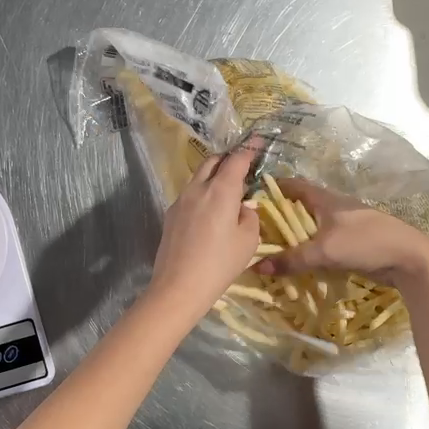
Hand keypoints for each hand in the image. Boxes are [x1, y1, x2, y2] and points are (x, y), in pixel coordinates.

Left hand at [144, 143, 262, 323]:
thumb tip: (242, 209)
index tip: (258, 141)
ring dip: (214, 177)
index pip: (236, 160)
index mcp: (220, 190)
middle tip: (242, 165)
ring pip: (198, 178)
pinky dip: (203, 194)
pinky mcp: (170, 216)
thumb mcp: (248, 241)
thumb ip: (249, 217)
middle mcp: (197, 189)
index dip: (249, 149)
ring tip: (227, 190)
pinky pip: (190, 195)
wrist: (178, 287)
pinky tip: (210, 212)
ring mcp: (180, 201)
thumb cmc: (220, 264)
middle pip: (212, 162)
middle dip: (228, 159)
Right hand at [254, 179, 428, 287]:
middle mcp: (334, 207)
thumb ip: (291, 259)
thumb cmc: (365, 243)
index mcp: (326, 199)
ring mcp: (345, 225)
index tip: (253, 196)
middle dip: (280, 217)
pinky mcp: (353, 242)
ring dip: (295, 236)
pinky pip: (323, 243)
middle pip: (301, 207)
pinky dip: (309, 249)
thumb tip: (257, 267)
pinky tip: (299, 262)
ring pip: (312, 227)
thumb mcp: (324, 251)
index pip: (294, 185)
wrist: (408, 258)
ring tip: (273, 248)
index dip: (275, 188)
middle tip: (257, 230)